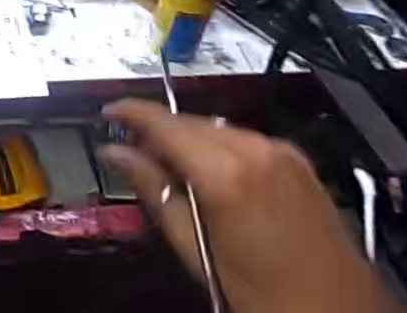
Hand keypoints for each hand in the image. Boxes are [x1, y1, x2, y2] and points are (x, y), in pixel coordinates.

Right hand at [99, 98, 400, 312]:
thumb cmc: (266, 300)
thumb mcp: (199, 253)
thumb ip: (155, 192)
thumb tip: (117, 155)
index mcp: (226, 173)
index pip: (165, 125)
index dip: (131, 113)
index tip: (109, 111)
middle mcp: (254, 148)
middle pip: (190, 122)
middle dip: (159, 131)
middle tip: (133, 149)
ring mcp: (280, 149)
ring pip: (216, 128)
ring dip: (189, 140)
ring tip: (172, 169)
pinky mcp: (297, 157)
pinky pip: (244, 138)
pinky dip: (220, 147)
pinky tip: (212, 175)